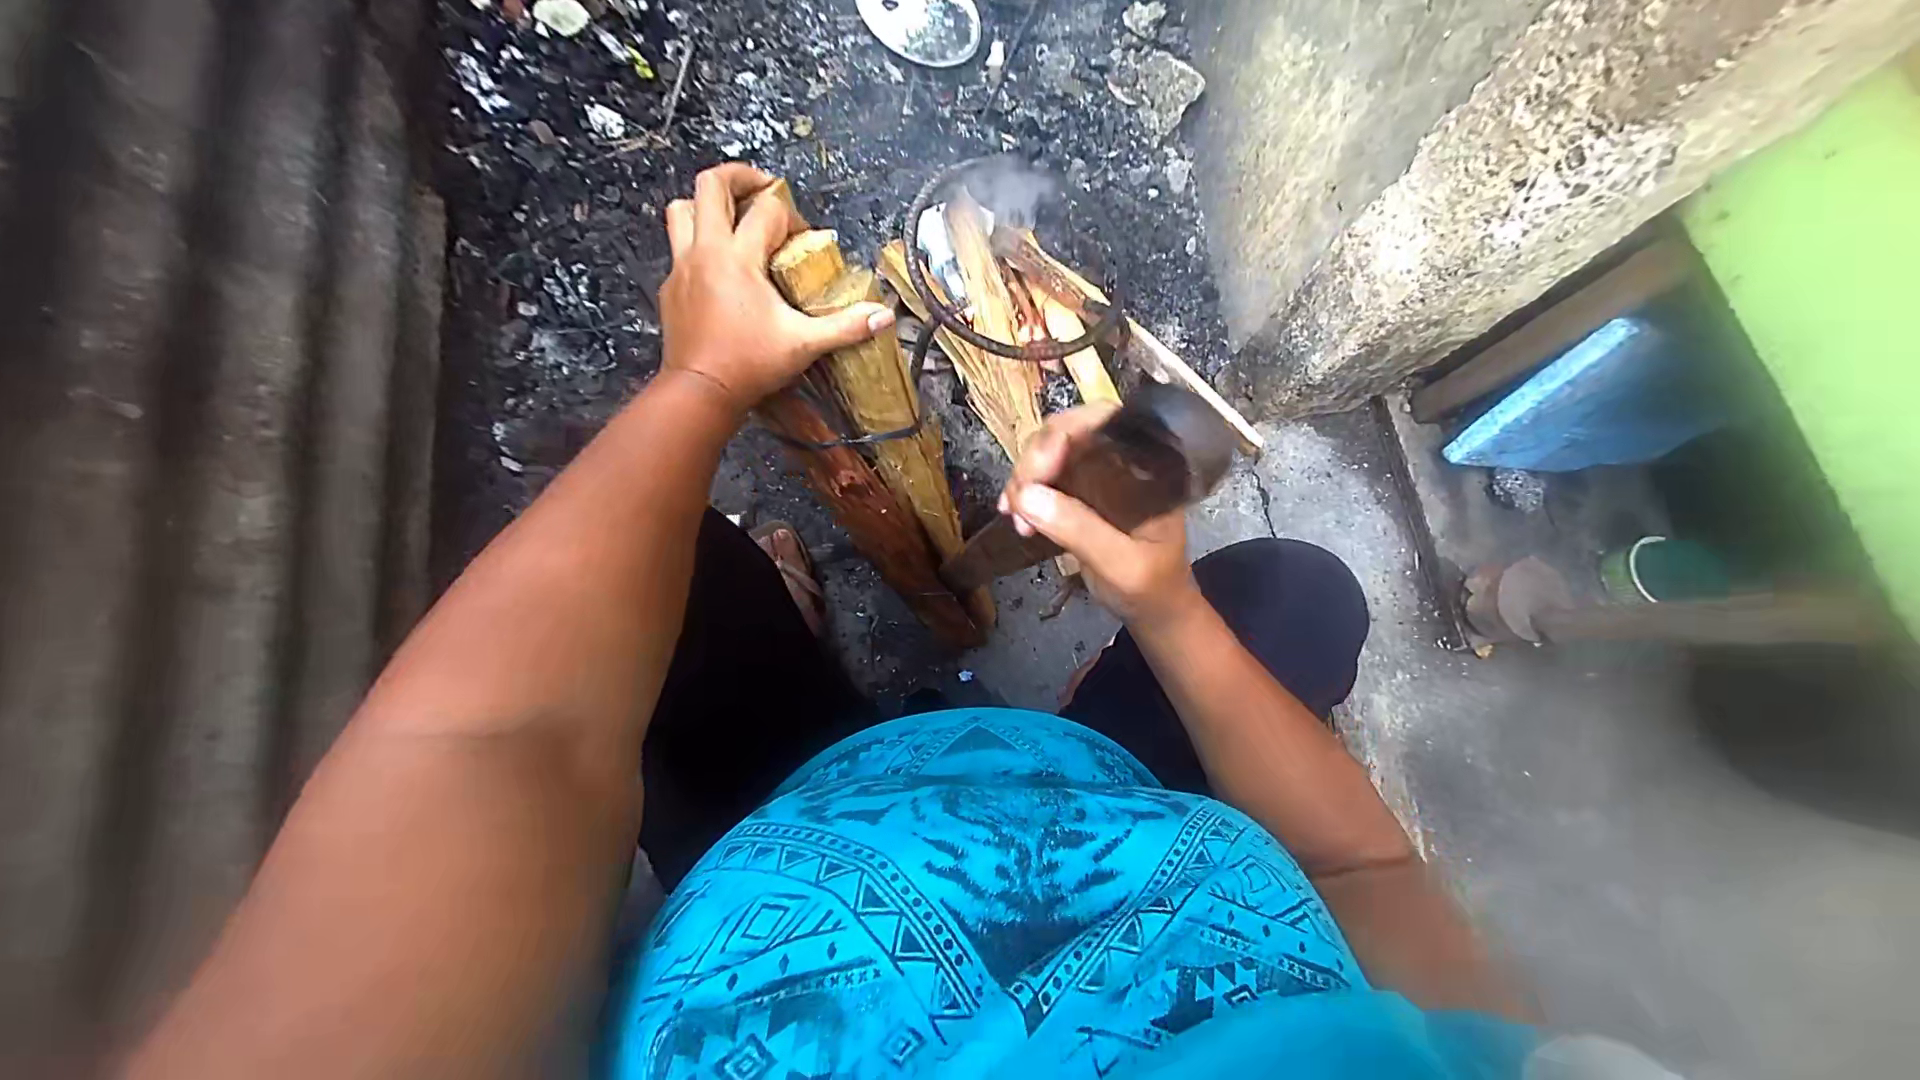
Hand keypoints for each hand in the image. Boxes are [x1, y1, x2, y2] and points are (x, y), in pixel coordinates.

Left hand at [657, 164, 893, 417]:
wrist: (700, 391)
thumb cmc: (751, 364)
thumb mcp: (804, 344)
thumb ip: (845, 327)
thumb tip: (884, 316)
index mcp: (738, 257)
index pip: (766, 210)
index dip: (791, 217)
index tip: (804, 239)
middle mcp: (705, 251)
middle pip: (711, 185)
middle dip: (740, 177)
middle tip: (763, 189)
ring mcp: (682, 267)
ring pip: (682, 208)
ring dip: (707, 205)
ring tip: (732, 220)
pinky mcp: (671, 287)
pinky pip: (678, 247)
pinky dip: (698, 243)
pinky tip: (719, 269)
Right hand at [998, 404, 1202, 625]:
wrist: (1154, 608)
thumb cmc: (1152, 586)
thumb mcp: (1121, 564)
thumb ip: (1080, 530)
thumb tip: (1025, 496)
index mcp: (1146, 466)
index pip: (1103, 420)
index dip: (1064, 433)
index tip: (1036, 471)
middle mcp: (1120, 461)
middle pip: (1068, 432)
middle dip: (1035, 460)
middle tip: (1017, 499)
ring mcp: (1096, 475)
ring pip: (1048, 454)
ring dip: (1024, 479)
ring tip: (1014, 514)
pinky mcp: (1077, 493)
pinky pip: (1042, 479)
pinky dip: (1022, 493)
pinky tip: (1013, 515)